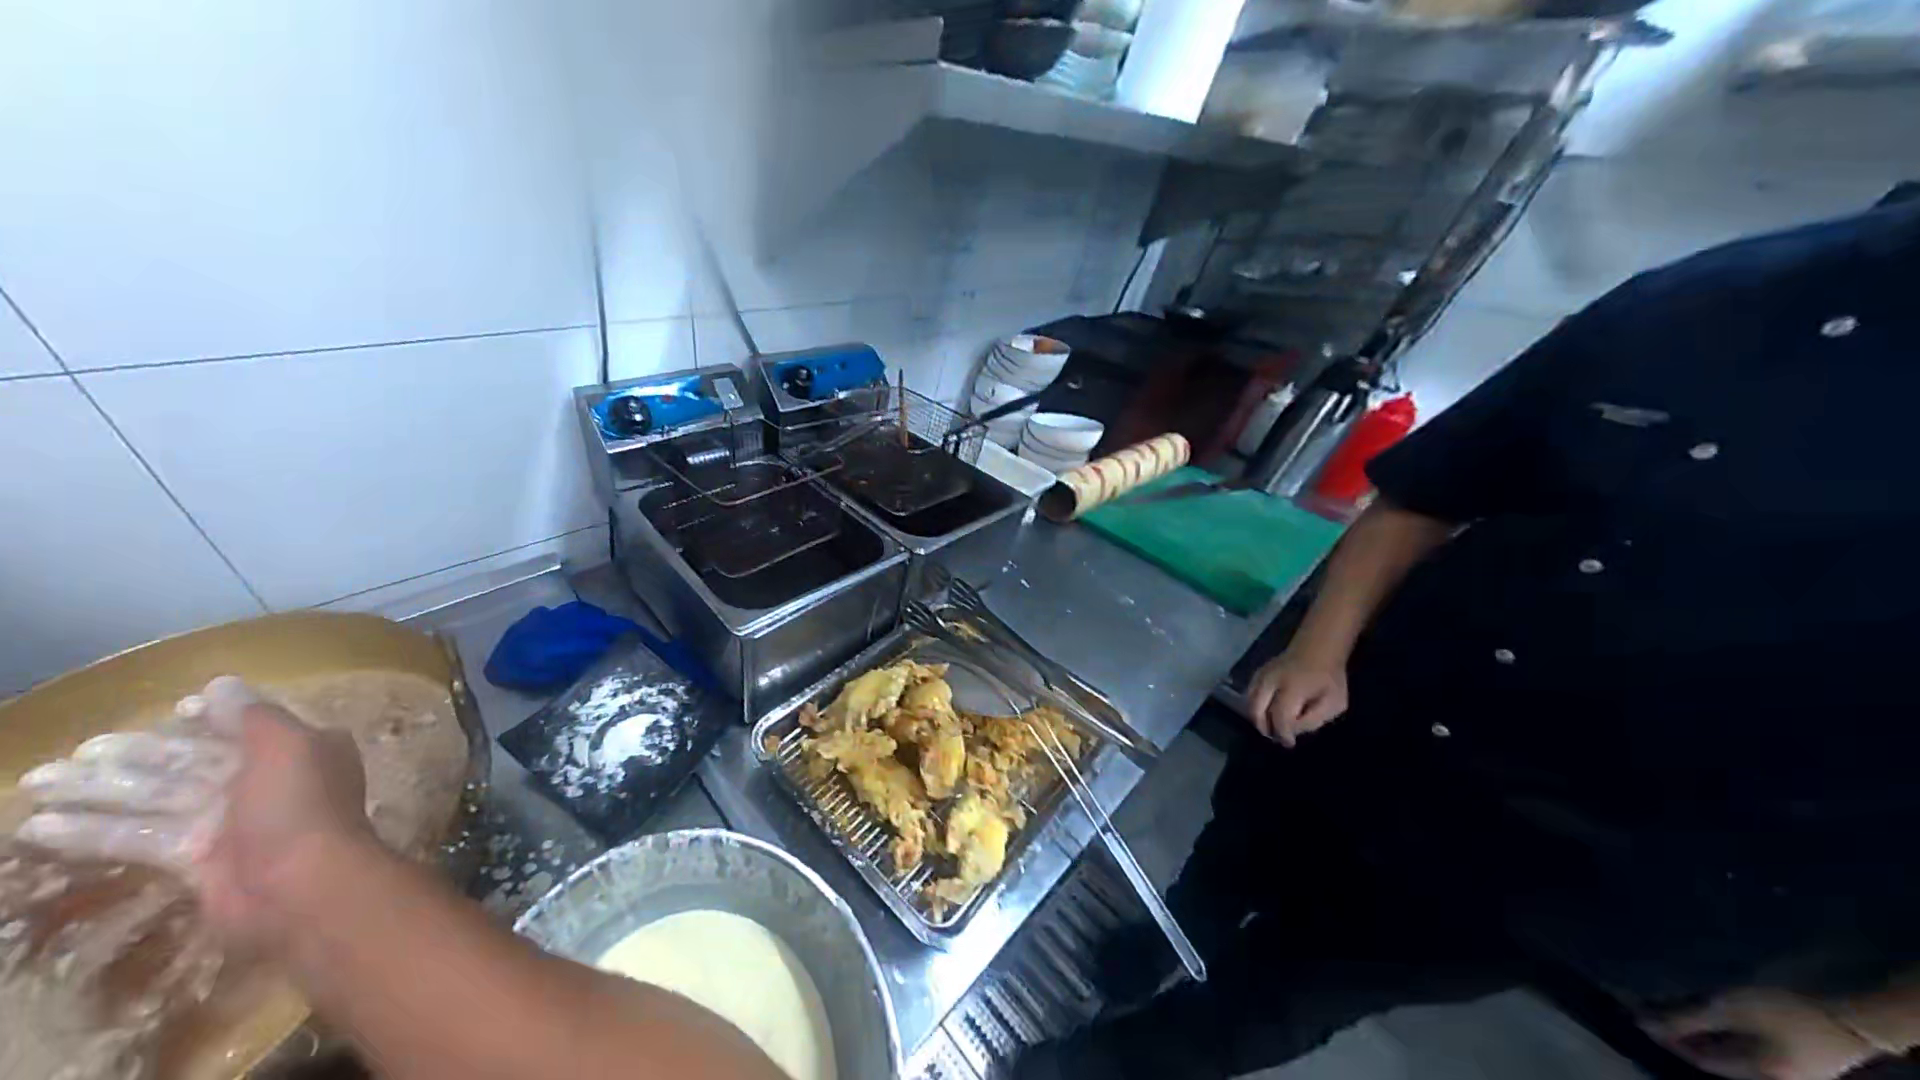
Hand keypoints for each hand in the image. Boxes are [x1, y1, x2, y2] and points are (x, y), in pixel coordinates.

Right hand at [16, 676, 372, 947]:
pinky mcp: (196, 859)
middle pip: (193, 762)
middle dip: (137, 756)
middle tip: (73, 752)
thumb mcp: (289, 747)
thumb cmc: (301, 806)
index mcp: (301, 749)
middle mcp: (268, 780)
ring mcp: (230, 820)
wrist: (302, 886)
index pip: (249, 727)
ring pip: (159, 797)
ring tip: (35, 781)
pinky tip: (36, 826)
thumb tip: (221, 684)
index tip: (176, 711)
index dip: (213, 718)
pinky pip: (141, 837)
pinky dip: (93, 831)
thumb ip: (255, 717)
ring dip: (100, 790)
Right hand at [1245, 651, 1348, 746]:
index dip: (1282, 734)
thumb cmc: (1329, 678)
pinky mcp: (1258, 672)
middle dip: (1264, 726)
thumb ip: (1313, 720)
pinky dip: (1255, 705)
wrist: (1318, 648)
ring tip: (1269, 727)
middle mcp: (1271, 681)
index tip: (1288, 743)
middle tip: (1274, 737)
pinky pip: (1250, 692)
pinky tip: (1264, 712)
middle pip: (1257, 709)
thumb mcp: (1334, 704)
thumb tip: (1292, 730)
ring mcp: (1262, 674)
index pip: (1280, 717)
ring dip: (1257, 716)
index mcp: (1292, 689)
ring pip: (1250, 701)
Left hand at [1647, 988, 1884, 1079]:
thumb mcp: (1728, 1011)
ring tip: (1668, 1003)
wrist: (1853, 1017)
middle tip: (1648, 1005)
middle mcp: (1769, 1076)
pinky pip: (1745, 1043)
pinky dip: (1719, 1027)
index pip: (1699, 1059)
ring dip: (1697, 1027)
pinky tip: (1702, 1008)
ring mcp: (1784, 1067)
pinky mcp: (1793, 1054)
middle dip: (1680, 1030)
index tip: (1637, 1014)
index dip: (1667, 1037)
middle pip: (1713, 1054)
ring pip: (1727, 1047)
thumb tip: (1645, 1024)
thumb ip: (1686, 1019)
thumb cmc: (1784, 1012)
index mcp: (1755, 1073)